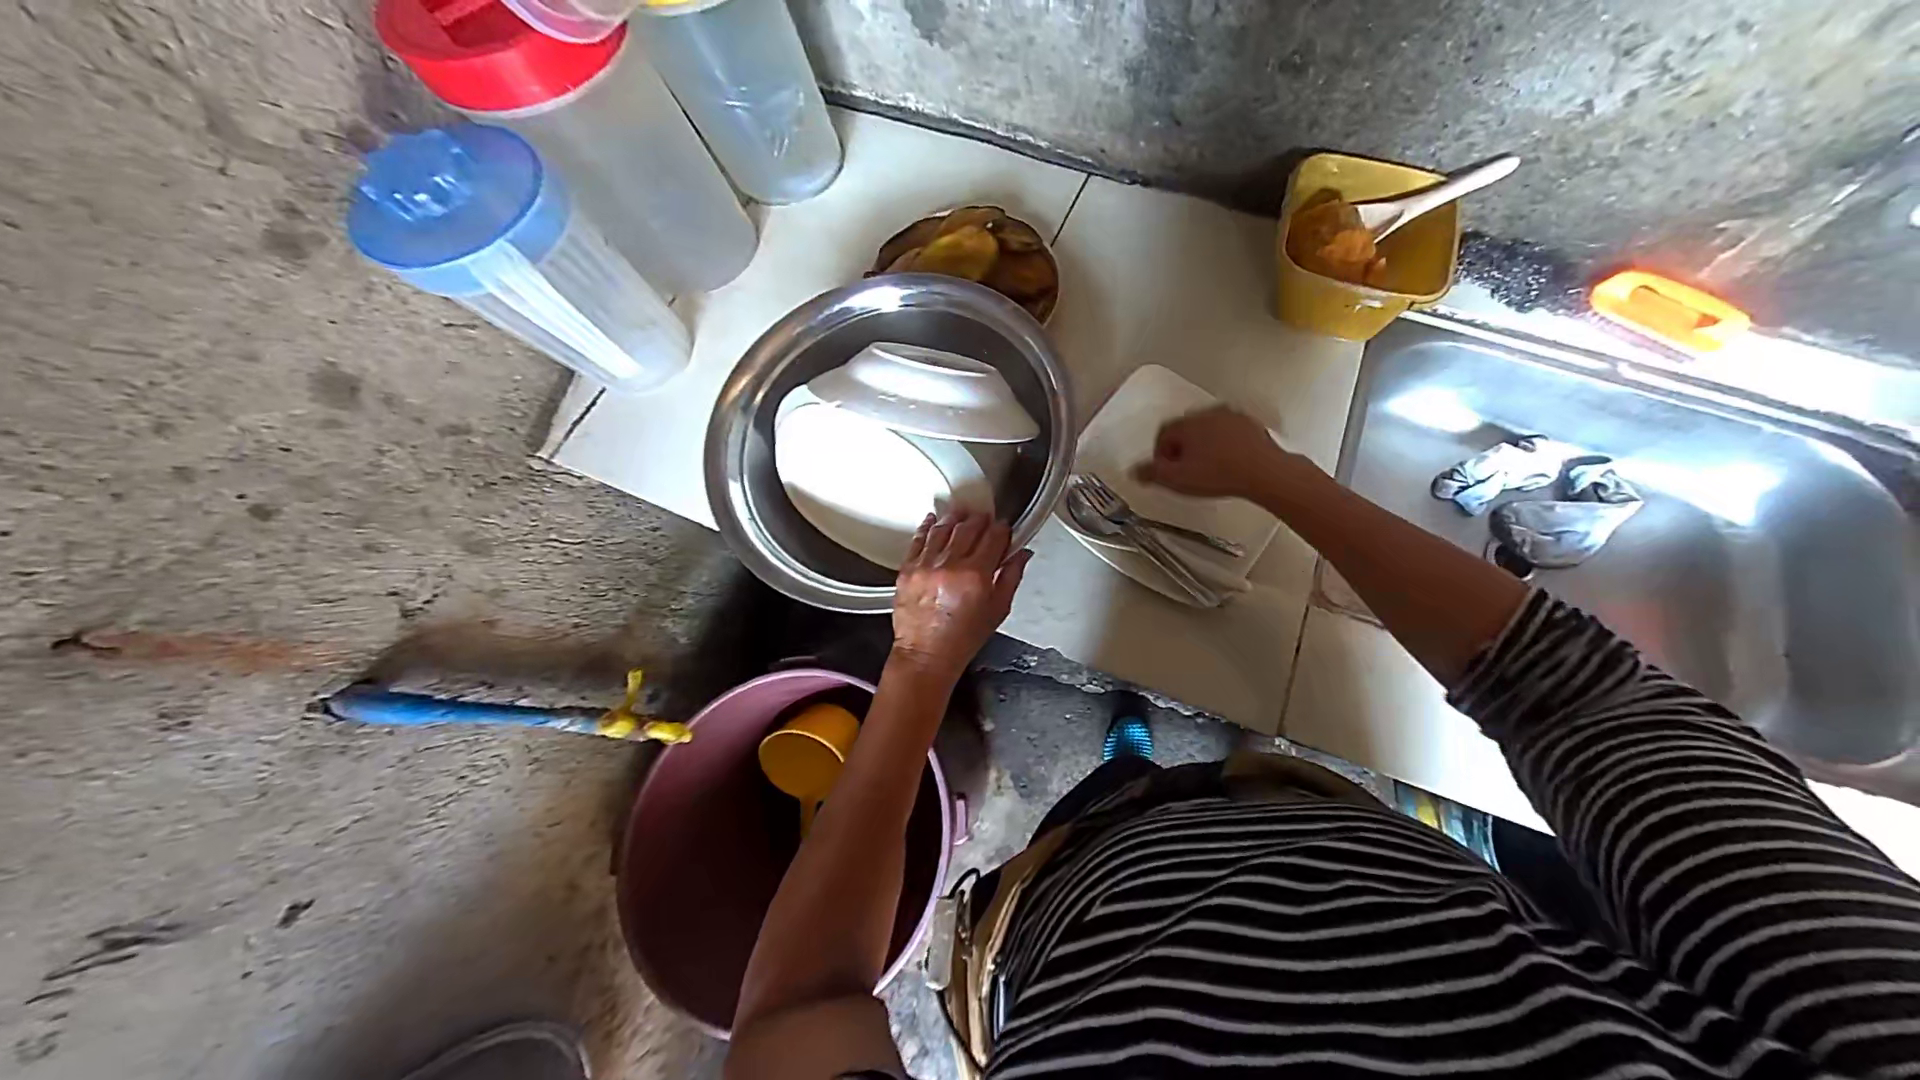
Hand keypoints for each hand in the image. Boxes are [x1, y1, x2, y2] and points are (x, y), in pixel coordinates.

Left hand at [891, 509, 1031, 681]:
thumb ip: (1011, 577)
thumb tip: (1021, 556)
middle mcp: (950, 566)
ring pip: (943, 529)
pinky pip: (919, 539)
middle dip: (980, 520)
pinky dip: (927, 527)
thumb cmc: (961, 639)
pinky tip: (933, 521)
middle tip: (985, 520)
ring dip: (955, 519)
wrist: (926, 655)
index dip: (1001, 529)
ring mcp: (926, 566)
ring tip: (962, 516)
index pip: (993, 537)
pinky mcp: (907, 569)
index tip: (1003, 529)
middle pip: (968, 527)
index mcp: (976, 576)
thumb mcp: (998, 610)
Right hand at [1133, 405, 1296, 499]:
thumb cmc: (1221, 473)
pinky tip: (1226, 464)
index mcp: (1186, 423)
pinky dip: (1225, 446)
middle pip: (1185, 429)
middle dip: (1181, 448)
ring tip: (1205, 469)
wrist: (1263, 473)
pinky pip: (1230, 434)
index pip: (1162, 433)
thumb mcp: (1176, 480)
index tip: (1163, 468)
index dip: (1160, 452)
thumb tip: (1134, 470)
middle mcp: (1209, 414)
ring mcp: (1232, 418)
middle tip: (1183, 469)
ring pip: (1208, 429)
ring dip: (1203, 445)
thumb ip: (1151, 473)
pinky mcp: (1252, 427)